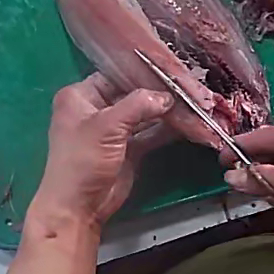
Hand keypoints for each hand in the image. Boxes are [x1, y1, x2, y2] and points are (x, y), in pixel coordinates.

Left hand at [26, 74, 173, 235]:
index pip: (116, 74)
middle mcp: (97, 109)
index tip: (171, 68)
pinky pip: (151, 133)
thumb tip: (167, 96)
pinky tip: (188, 122)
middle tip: (189, 86)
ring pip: (145, 115)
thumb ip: (138, 105)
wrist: (80, 205)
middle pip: (134, 94)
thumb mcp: (107, 126)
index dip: (142, 71)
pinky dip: (168, 129)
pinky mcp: (129, 148)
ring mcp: (115, 130)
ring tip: (194, 104)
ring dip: (167, 112)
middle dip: (160, 93)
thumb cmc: (83, 160)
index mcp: (81, 96)